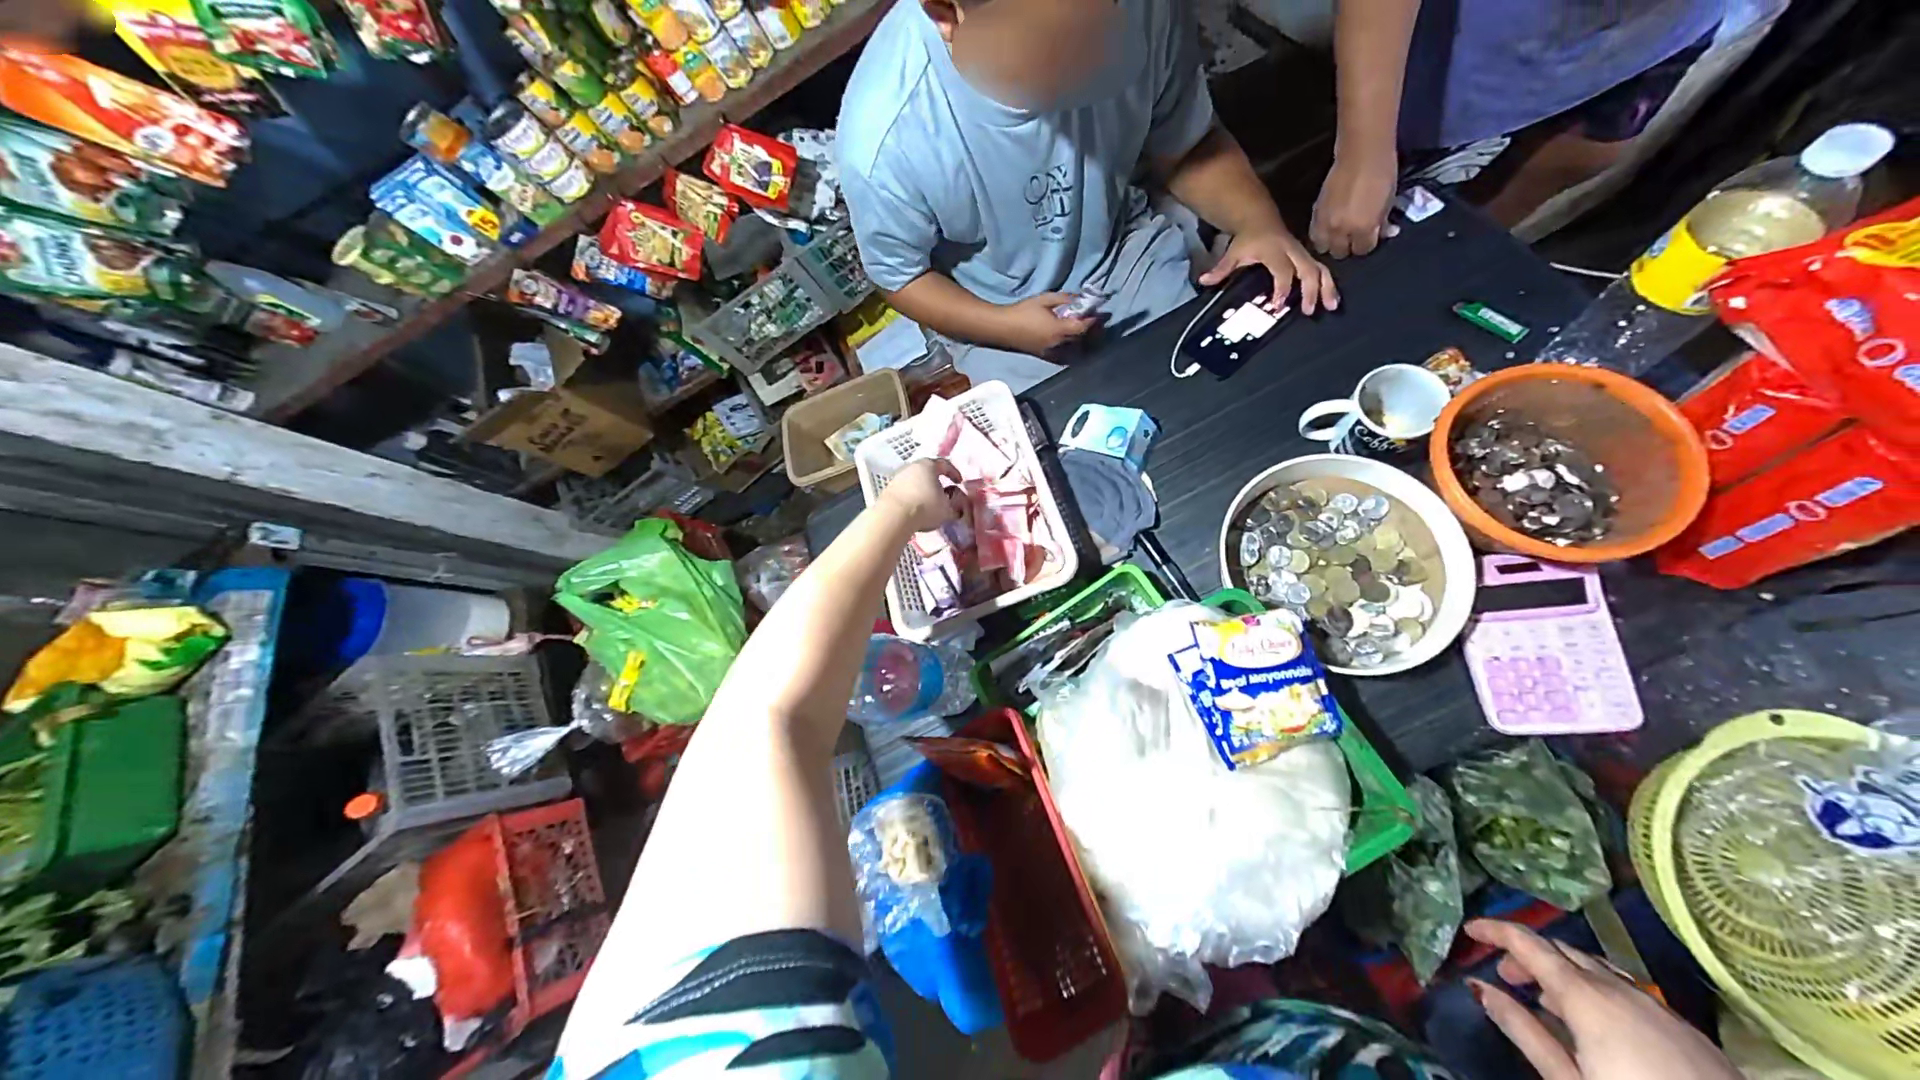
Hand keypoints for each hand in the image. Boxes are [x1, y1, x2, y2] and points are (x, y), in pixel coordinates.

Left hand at [881, 459, 962, 533]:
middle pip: (928, 471)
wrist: (894, 516)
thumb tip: (956, 504)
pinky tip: (915, 507)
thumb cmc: (925, 507)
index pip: (945, 464)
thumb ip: (955, 505)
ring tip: (929, 502)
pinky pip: (905, 490)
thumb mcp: (948, 509)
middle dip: (937, 481)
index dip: (954, 473)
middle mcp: (912, 466)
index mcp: (929, 465)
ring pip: (915, 480)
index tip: (959, 482)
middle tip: (944, 492)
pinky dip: (912, 496)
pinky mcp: (889, 488)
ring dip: (923, 489)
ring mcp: (898, 476)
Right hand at [999, 292, 1095, 354]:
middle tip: (1097, 321)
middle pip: (1081, 339)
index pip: (1083, 327)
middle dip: (1090, 331)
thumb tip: (1079, 299)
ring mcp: (1051, 352)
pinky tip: (1072, 341)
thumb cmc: (1022, 311)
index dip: (1093, 321)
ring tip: (1086, 331)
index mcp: (1059, 330)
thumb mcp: (1044, 299)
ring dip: (1082, 340)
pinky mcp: (1045, 355)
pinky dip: (1072, 348)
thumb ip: (1065, 299)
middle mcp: (1058, 344)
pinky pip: (1064, 354)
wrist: (1002, 328)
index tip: (1098, 313)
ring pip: (1074, 348)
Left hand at [1198, 228, 1339, 315]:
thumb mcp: (1233, 252)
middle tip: (1309, 311)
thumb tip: (1203, 281)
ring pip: (1319, 269)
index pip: (1282, 271)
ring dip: (1327, 288)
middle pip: (1307, 270)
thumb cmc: (1247, 239)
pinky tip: (1331, 299)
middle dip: (1310, 290)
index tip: (1277, 305)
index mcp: (1274, 251)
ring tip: (1331, 306)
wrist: (1261, 219)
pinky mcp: (1308, 256)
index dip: (1281, 288)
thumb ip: (1221, 269)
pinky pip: (1322, 269)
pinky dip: (1328, 284)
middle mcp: (1292, 251)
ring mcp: (1302, 253)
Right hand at [1310, 151, 1397, 258]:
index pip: (1363, 250)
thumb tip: (1384, 233)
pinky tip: (1328, 227)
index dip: (1368, 244)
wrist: (1361, 153)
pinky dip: (1321, 234)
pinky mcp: (1315, 214)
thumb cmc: (1382, 173)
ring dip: (1331, 243)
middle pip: (1341, 253)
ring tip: (1337, 235)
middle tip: (1354, 237)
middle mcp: (1341, 230)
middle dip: (1348, 247)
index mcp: (1363, 227)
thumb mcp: (1389, 200)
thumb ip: (1382, 221)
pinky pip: (1314, 234)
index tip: (1370, 237)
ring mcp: (1325, 223)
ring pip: (1323, 247)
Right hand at [1465, 919, 1740, 1079]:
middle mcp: (1622, 990)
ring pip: (1599, 969)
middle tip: (1505, 976)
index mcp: (1587, 997)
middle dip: (1528, 954)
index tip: (1469, 930)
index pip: (1528, 942)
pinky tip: (1598, 1025)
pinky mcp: (1690, 1034)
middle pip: (1564, 951)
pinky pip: (1630, 993)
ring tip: (1547, 1001)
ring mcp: (1661, 1010)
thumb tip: (1479, 987)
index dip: (1494, 930)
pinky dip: (1599, 992)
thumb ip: (1522, 1029)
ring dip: (1564, 973)